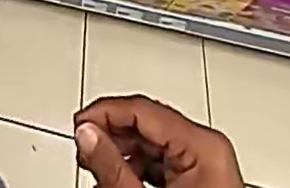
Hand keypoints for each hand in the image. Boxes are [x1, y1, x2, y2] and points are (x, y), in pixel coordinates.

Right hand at [73, 96, 242, 187]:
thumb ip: (113, 168)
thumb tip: (87, 135)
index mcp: (204, 147)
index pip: (143, 110)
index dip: (105, 113)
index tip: (80, 125)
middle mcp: (209, 151)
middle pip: (148, 125)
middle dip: (112, 135)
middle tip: (84, 146)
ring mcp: (207, 168)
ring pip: (153, 145)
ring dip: (122, 155)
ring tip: (98, 169)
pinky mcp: (201, 184)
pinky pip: (163, 165)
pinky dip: (138, 171)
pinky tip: (119, 181)